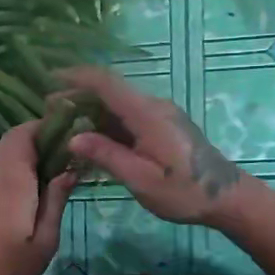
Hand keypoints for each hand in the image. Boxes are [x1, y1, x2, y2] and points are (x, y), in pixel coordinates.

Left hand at [0, 121, 76, 274]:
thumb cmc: (10, 267)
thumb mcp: (46, 239)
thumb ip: (57, 200)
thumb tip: (70, 170)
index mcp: (12, 181)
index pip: (22, 134)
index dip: (45, 125)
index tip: (71, 130)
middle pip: (13, 141)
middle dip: (41, 138)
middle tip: (69, 151)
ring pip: (6, 156)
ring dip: (30, 155)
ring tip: (58, 171)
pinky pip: (0, 173)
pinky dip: (19, 170)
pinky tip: (35, 191)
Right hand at [58, 66, 250, 225]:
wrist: (226, 197)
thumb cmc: (185, 192)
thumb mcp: (141, 179)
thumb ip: (107, 155)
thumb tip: (72, 138)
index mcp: (147, 113)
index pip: (106, 83)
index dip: (76, 77)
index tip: (50, 79)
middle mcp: (153, 106)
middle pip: (109, 91)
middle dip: (77, 98)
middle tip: (48, 113)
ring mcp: (159, 115)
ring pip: (117, 105)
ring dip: (90, 112)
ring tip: (62, 127)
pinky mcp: (162, 127)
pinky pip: (128, 118)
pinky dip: (106, 124)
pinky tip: (90, 139)